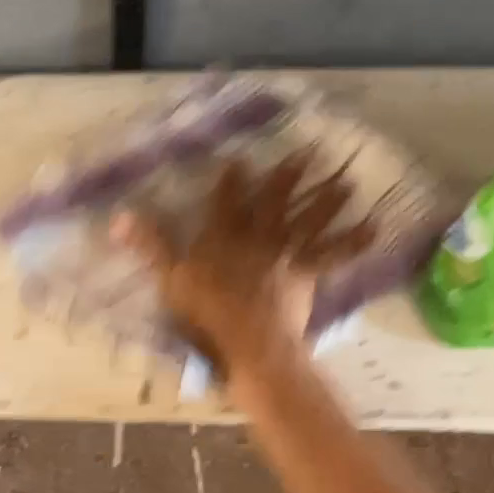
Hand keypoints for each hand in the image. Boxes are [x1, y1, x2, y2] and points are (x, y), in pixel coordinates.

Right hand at [111, 148, 374, 376]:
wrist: (250, 340)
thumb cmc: (207, 312)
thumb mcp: (170, 277)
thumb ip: (149, 245)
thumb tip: (119, 215)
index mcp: (224, 234)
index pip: (227, 200)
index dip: (233, 179)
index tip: (242, 159)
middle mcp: (258, 235)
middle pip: (276, 200)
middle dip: (290, 176)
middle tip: (309, 153)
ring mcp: (286, 253)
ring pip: (309, 219)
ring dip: (327, 199)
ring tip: (347, 180)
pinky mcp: (307, 272)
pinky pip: (334, 254)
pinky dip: (354, 242)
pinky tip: (374, 227)